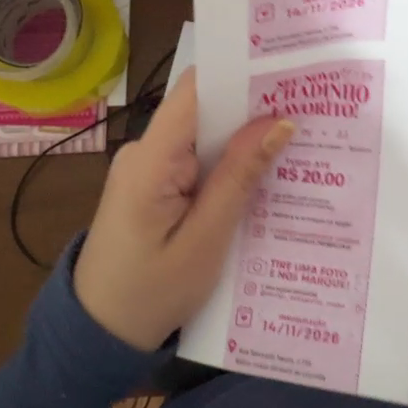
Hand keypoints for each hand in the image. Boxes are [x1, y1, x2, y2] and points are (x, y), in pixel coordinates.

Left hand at [75, 69, 294, 349]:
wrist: (97, 336)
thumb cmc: (151, 293)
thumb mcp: (205, 241)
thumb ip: (240, 177)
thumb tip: (281, 123)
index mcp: (150, 159)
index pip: (195, 91)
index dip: (239, 74)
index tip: (287, 71)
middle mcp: (145, 151)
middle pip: (203, 111)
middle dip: (253, 109)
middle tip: (309, 109)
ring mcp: (147, 168)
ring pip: (203, 138)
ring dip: (244, 140)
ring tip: (299, 139)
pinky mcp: (153, 186)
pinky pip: (195, 161)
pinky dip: (227, 165)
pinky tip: (264, 174)